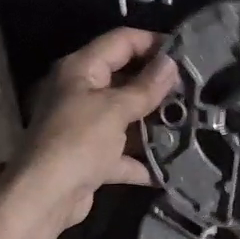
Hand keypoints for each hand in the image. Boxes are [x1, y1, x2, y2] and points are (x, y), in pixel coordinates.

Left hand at [5, 27, 179, 227]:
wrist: (46, 196)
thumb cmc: (79, 142)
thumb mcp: (115, 109)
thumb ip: (145, 88)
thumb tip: (171, 63)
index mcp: (81, 70)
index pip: (121, 42)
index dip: (152, 43)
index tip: (186, 52)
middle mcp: (81, 94)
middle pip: (125, 81)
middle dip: (157, 89)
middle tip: (193, 93)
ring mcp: (86, 129)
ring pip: (126, 121)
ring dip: (154, 127)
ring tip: (189, 127)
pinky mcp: (91, 160)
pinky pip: (122, 156)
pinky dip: (142, 162)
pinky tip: (169, 169)